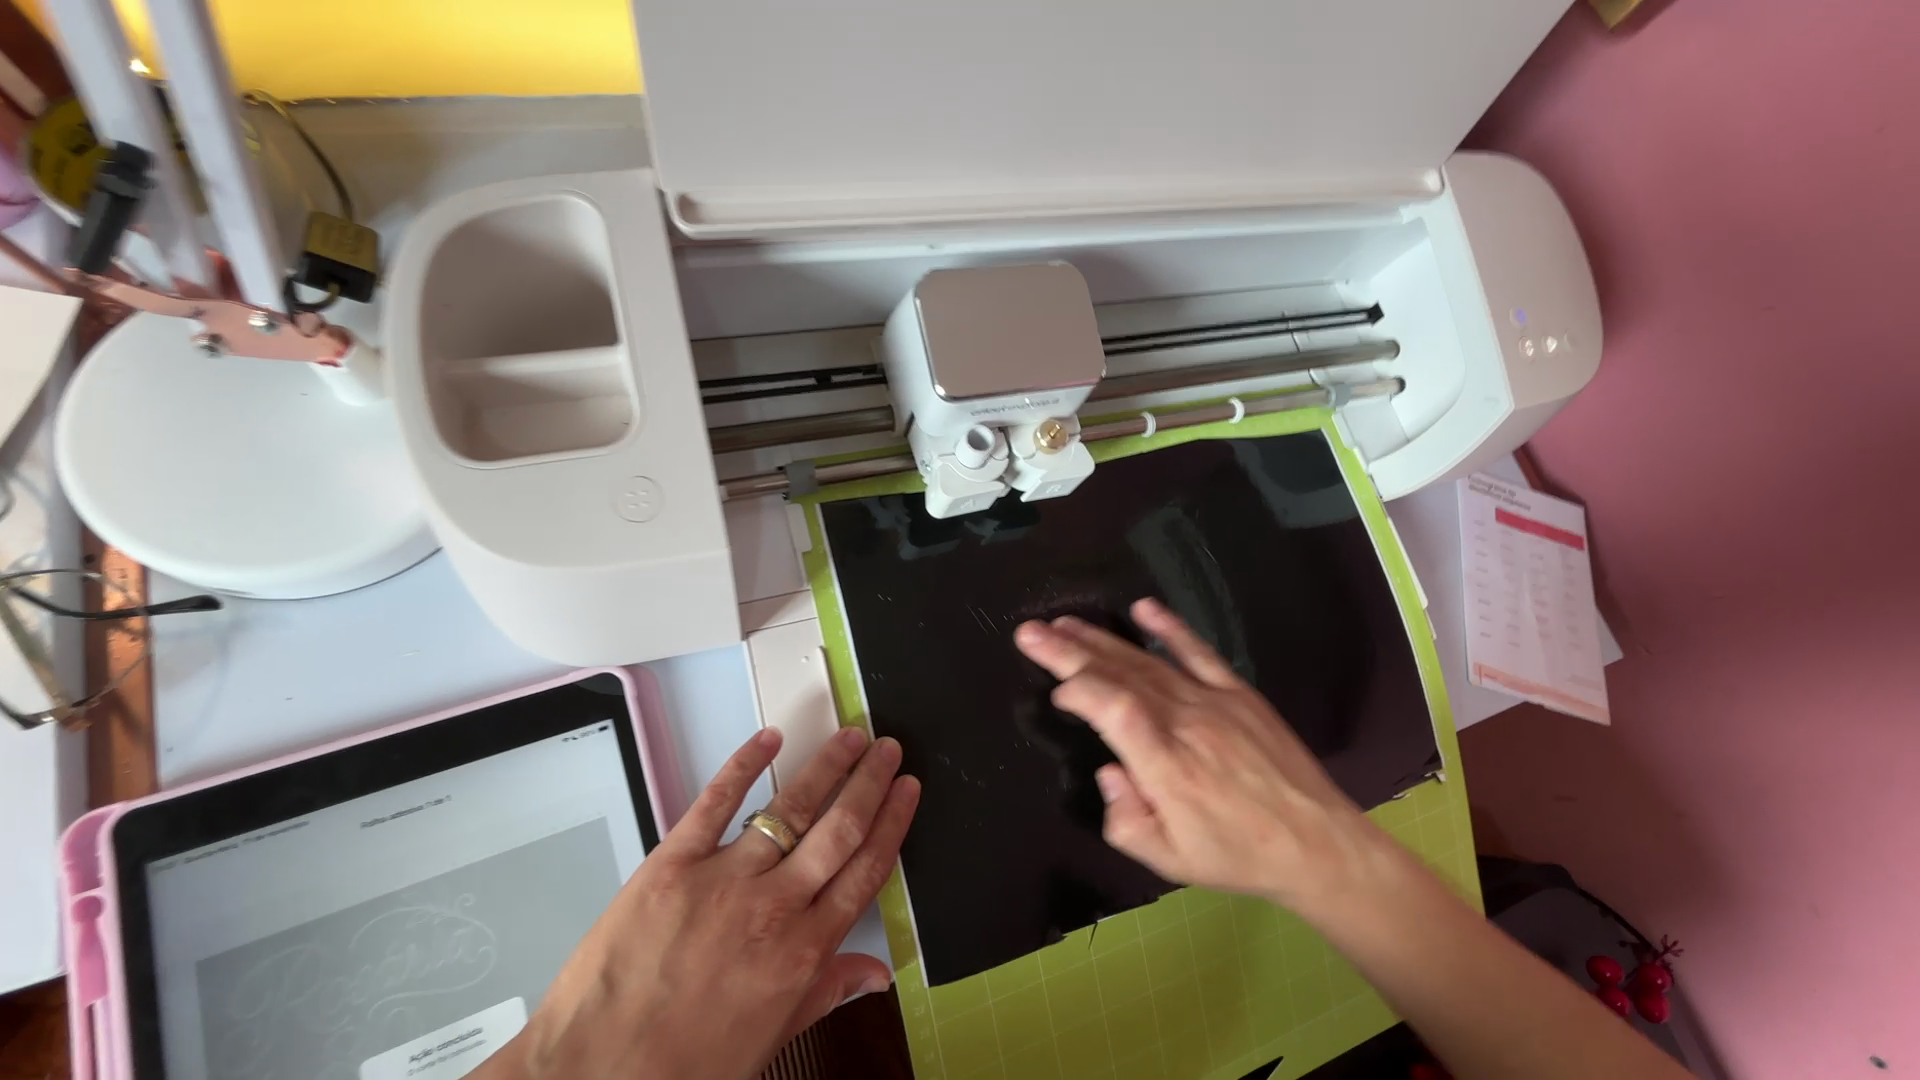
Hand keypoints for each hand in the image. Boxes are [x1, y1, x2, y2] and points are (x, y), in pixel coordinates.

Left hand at [475, 725, 919, 1079]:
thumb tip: (877, 974)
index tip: (908, 790)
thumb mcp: (771, 1038)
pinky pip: (716, 802)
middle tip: (888, 750)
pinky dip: (744, 765)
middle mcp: (774, 907)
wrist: (597, 1073)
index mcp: (803, 951)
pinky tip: (768, 740)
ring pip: (791, 808)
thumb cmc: (685, 1067)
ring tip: (850, 738)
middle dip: (871, 783)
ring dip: (827, 766)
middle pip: (840, 829)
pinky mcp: (673, 863)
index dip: (893, 823)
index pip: (865, 871)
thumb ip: (826, 993)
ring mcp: (724, 879)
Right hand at [1013, 598, 1403, 918]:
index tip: (1055, 693)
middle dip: (1070, 651)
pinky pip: (1198, 652)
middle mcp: (1185, 723)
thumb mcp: (1169, 860)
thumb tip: (1107, 771)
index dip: (1078, 690)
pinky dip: (1170, 626)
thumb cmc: (1235, 854)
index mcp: (1166, 765)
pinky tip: (1142, 606)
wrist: (1317, 843)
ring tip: (1064, 623)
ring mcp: (1213, 701)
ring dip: (1102, 640)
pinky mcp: (1238, 692)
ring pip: (1147, 661)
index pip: (1113, 708)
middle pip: (1120, 675)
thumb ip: (1124, 817)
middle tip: (1030, 631)